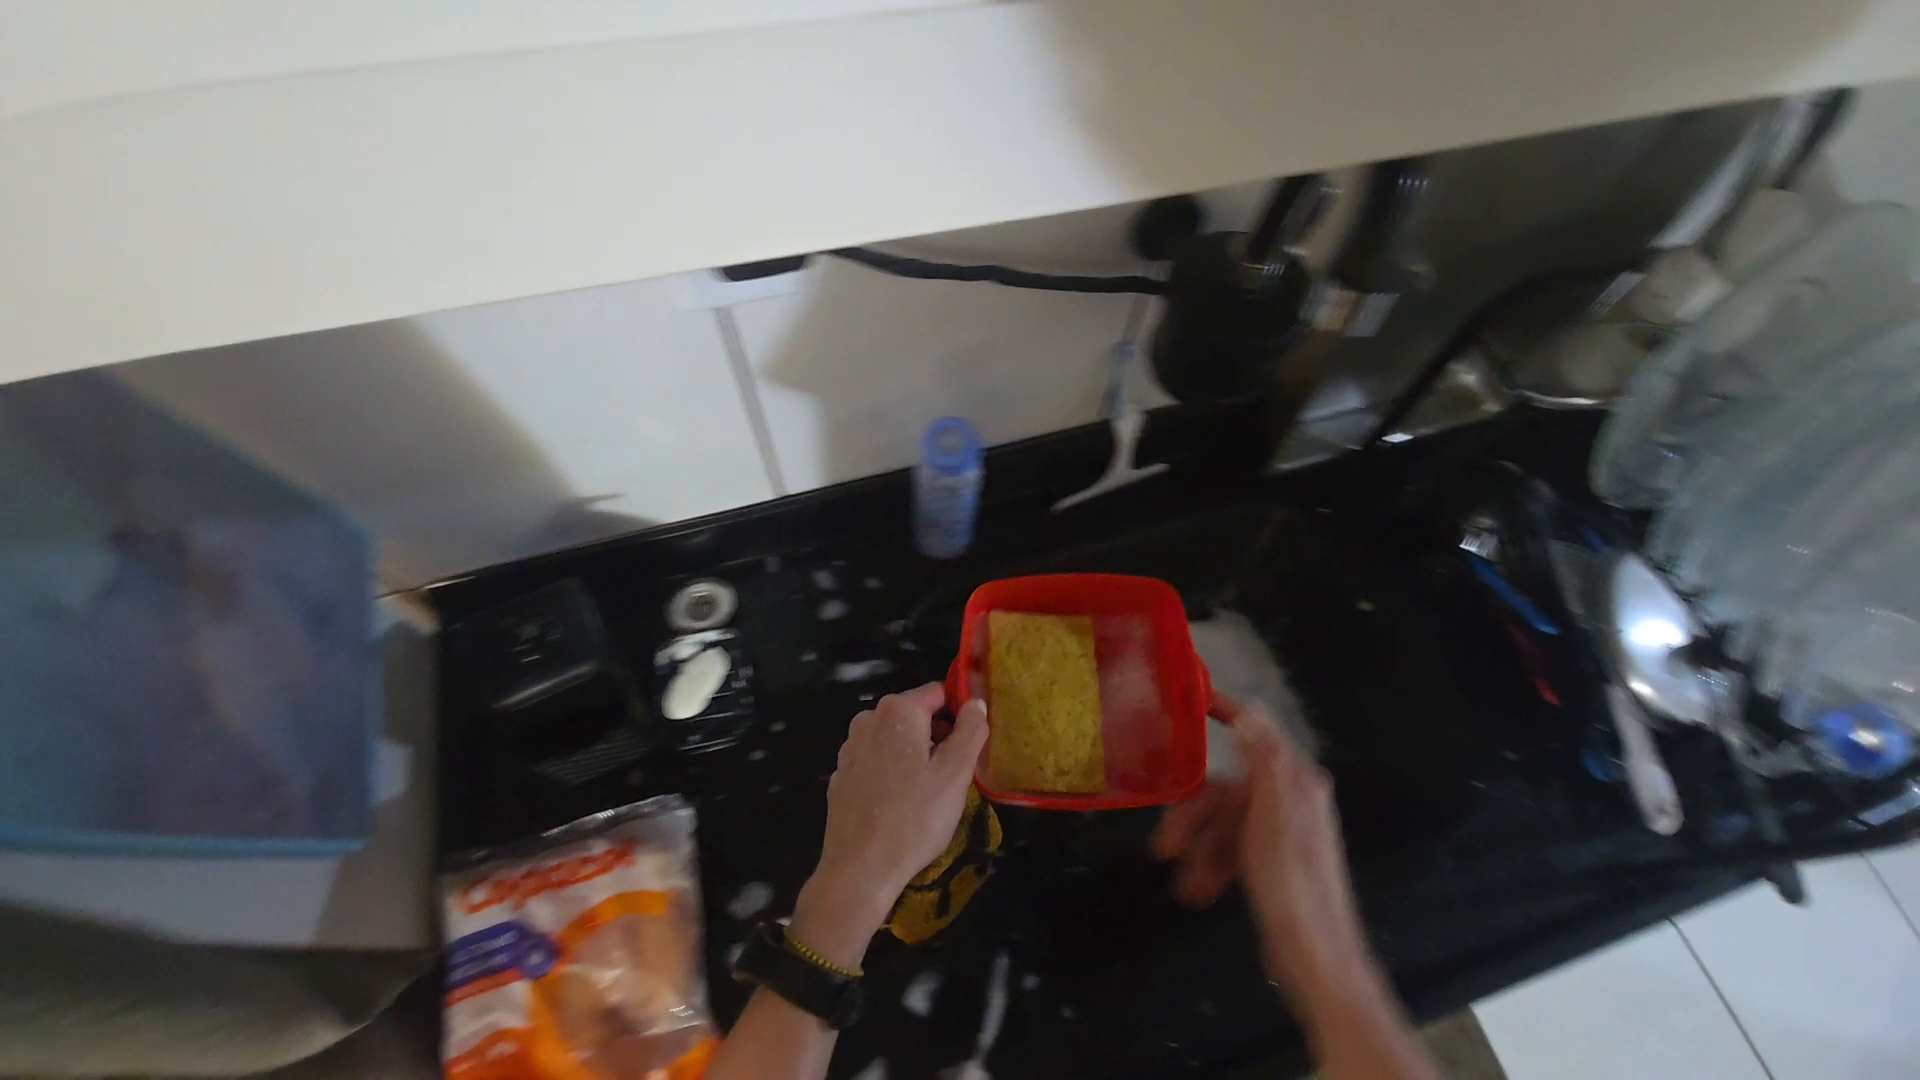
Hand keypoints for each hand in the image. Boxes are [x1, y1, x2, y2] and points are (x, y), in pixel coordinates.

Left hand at [793, 684, 987, 967]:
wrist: (859, 869)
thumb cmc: (915, 817)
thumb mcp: (955, 773)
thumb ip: (970, 730)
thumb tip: (975, 702)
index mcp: (898, 711)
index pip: (938, 693)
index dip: (961, 712)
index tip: (974, 741)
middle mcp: (868, 719)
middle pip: (915, 715)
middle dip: (938, 735)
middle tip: (957, 771)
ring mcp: (850, 749)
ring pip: (894, 739)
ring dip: (915, 753)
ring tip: (931, 790)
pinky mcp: (841, 776)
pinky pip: (876, 761)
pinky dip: (892, 771)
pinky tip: (901, 803)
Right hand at [1149, 692, 1368, 1001]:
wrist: (1316, 956)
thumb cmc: (1292, 882)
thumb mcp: (1272, 815)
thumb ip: (1263, 760)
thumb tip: (1251, 710)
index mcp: (1295, 782)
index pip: (1256, 733)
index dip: (1227, 714)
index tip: (1195, 701)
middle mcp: (1289, 799)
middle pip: (1226, 789)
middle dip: (1193, 816)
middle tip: (1164, 847)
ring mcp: (1279, 832)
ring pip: (1222, 822)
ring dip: (1198, 849)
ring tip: (1183, 885)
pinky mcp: (1270, 861)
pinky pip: (1230, 849)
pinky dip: (1211, 866)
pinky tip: (1197, 892)